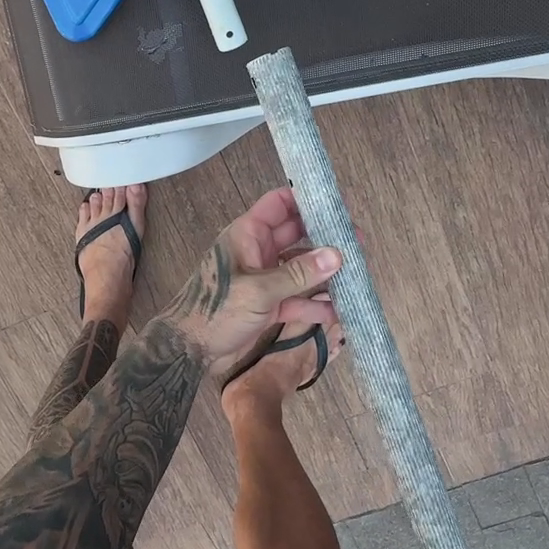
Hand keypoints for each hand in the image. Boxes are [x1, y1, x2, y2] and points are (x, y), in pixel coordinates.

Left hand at [156, 187, 342, 375]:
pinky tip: (338, 310)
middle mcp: (256, 251)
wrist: (189, 348)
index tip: (339, 203)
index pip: (279, 204)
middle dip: (326, 238)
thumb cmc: (215, 310)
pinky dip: (316, 304)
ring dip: (325, 273)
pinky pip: (297, 298)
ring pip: (300, 268)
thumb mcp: (259, 290)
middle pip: (297, 235)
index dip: (307, 199)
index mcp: (247, 234)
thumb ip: (299, 274)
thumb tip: (337, 255)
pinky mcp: (268, 304)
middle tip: (359, 242)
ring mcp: (263, 278)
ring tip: (358, 275)